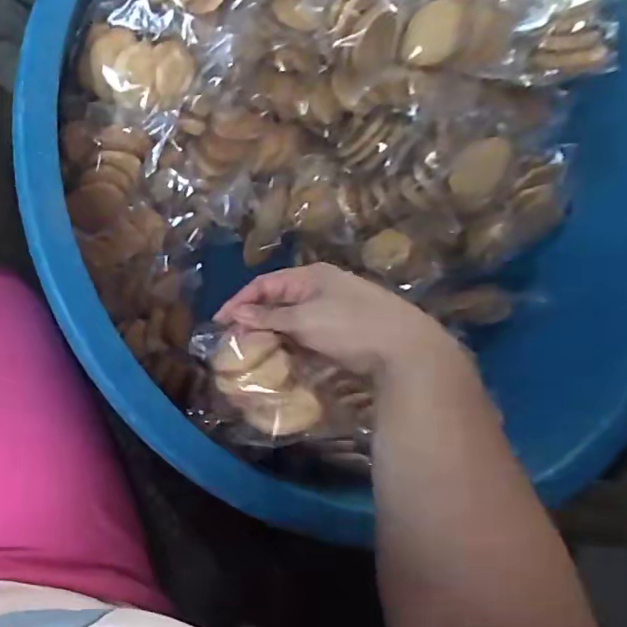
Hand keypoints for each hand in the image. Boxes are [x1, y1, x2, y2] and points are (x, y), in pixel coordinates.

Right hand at [213, 265, 467, 385]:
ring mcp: (333, 305)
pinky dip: (287, 337)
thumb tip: (234, 314)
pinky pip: (304, 328)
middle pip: (275, 298)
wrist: (408, 350)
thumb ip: (265, 317)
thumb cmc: (351, 327)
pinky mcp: (342, 325)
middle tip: (233, 336)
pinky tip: (279, 350)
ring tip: (252, 345)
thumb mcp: (302, 321)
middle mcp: (321, 286)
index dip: (237, 302)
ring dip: (268, 329)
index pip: (262, 284)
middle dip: (251, 316)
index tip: (218, 322)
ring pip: (288, 315)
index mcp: (311, 276)